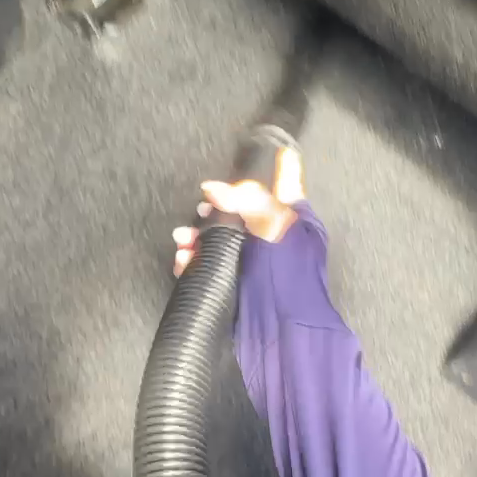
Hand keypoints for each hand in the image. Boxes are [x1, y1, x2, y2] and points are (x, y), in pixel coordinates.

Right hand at [172, 148, 305, 275]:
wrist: (283, 327)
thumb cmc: (290, 273)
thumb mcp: (274, 223)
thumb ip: (244, 198)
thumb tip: (212, 188)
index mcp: (292, 218)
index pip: (287, 183)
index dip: (283, 165)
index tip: (280, 149)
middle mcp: (273, 237)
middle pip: (240, 211)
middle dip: (214, 209)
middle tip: (200, 211)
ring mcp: (252, 261)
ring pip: (219, 239)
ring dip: (197, 237)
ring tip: (183, 240)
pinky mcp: (234, 284)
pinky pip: (208, 266)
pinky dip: (193, 261)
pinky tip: (184, 260)